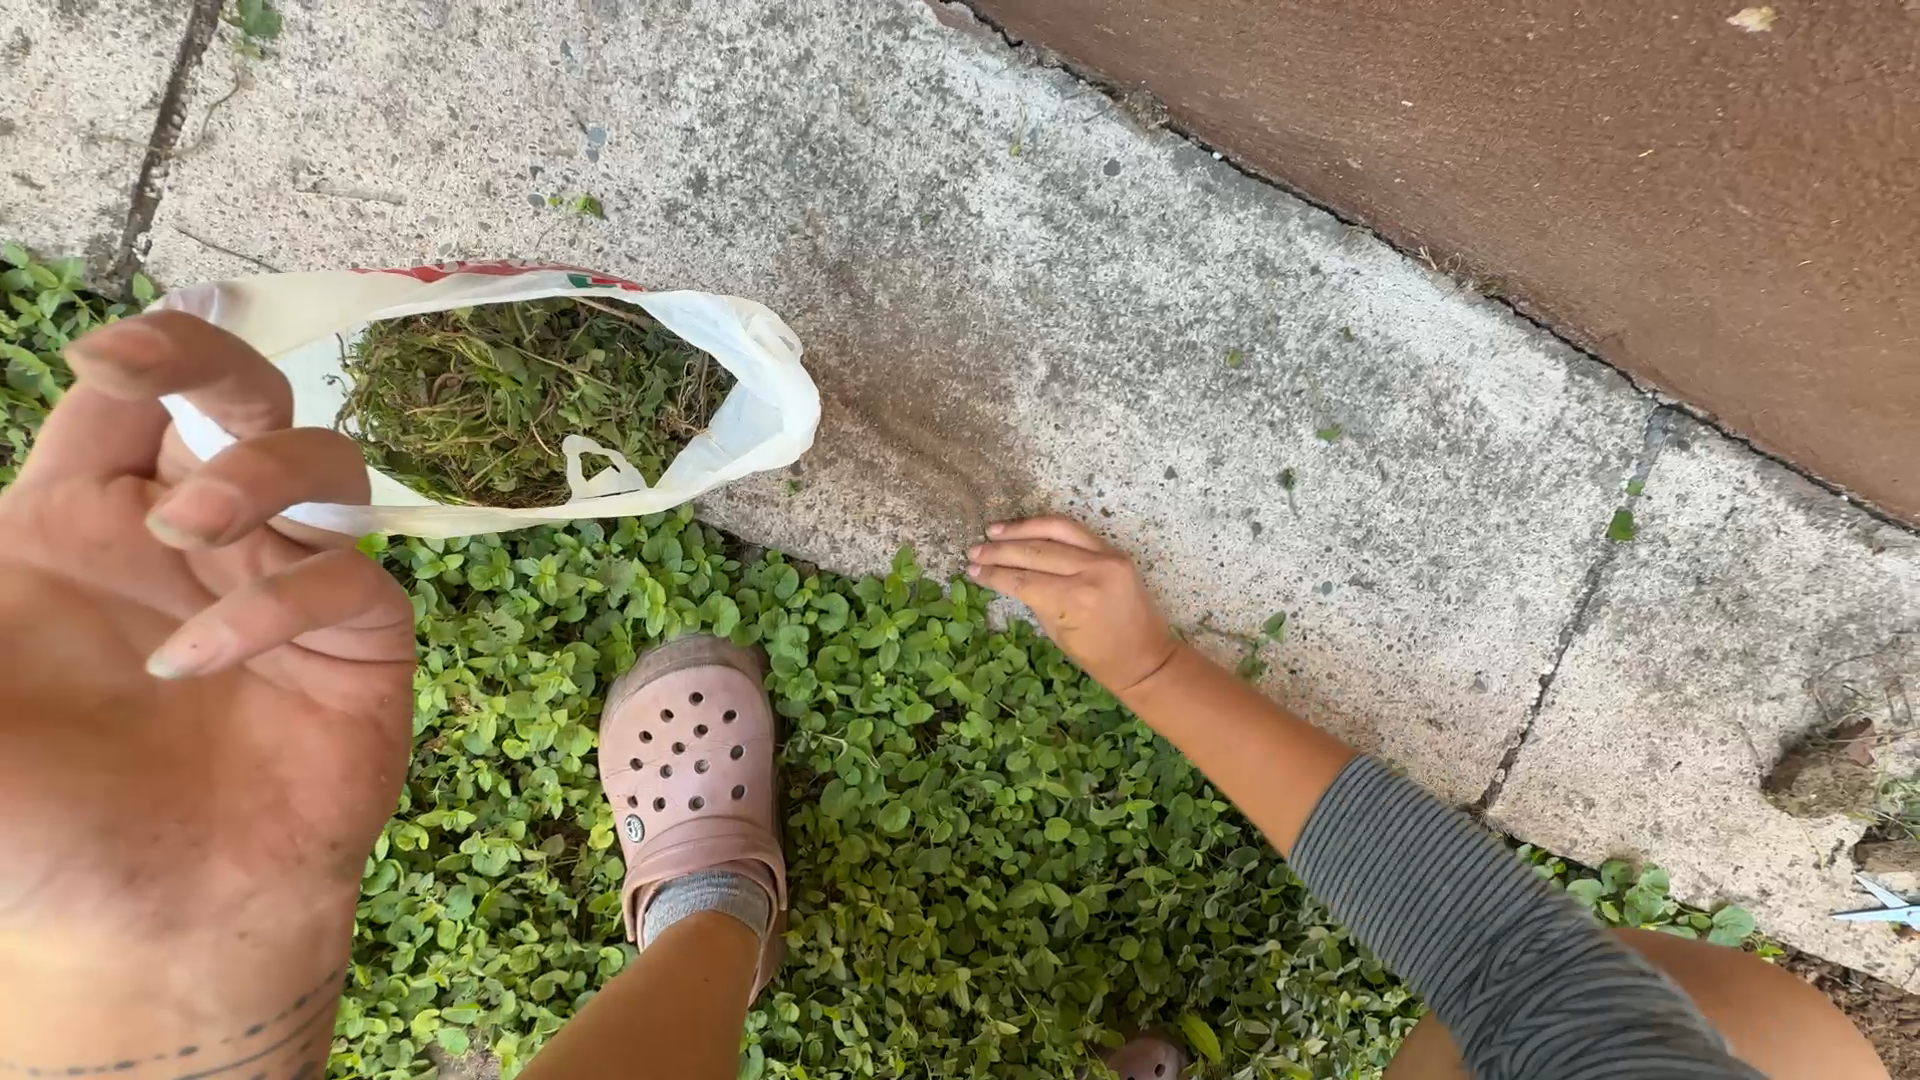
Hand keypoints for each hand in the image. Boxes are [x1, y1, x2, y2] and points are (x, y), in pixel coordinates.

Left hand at [0, 311, 413, 966]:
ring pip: (325, 467)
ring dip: (264, 475)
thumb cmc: (30, 822)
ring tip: (195, 533)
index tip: (115, 358)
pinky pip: (347, 580)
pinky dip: (282, 600)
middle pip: (246, 409)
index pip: (123, 410)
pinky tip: (207, 658)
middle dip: (222, 374)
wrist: (166, 910)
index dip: (141, 357)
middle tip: (170, 384)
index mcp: (85, 530)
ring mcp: (293, 579)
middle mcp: (200, 539)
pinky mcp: (364, 630)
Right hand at [966, 515, 1177, 693]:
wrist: (1146, 657)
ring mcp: (1107, 557)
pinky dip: (1048, 527)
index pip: (1024, 580)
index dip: (994, 574)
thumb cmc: (1100, 657)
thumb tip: (1007, 576)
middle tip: (974, 550)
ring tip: (994, 531)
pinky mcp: (1114, 551)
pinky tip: (1026, 528)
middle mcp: (1092, 572)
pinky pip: (1076, 531)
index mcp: (1076, 600)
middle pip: (1035, 552)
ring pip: (1055, 531)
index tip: (971, 570)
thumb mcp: (1058, 633)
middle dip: (1000, 551)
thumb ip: (1035, 598)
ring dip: (1021, 529)